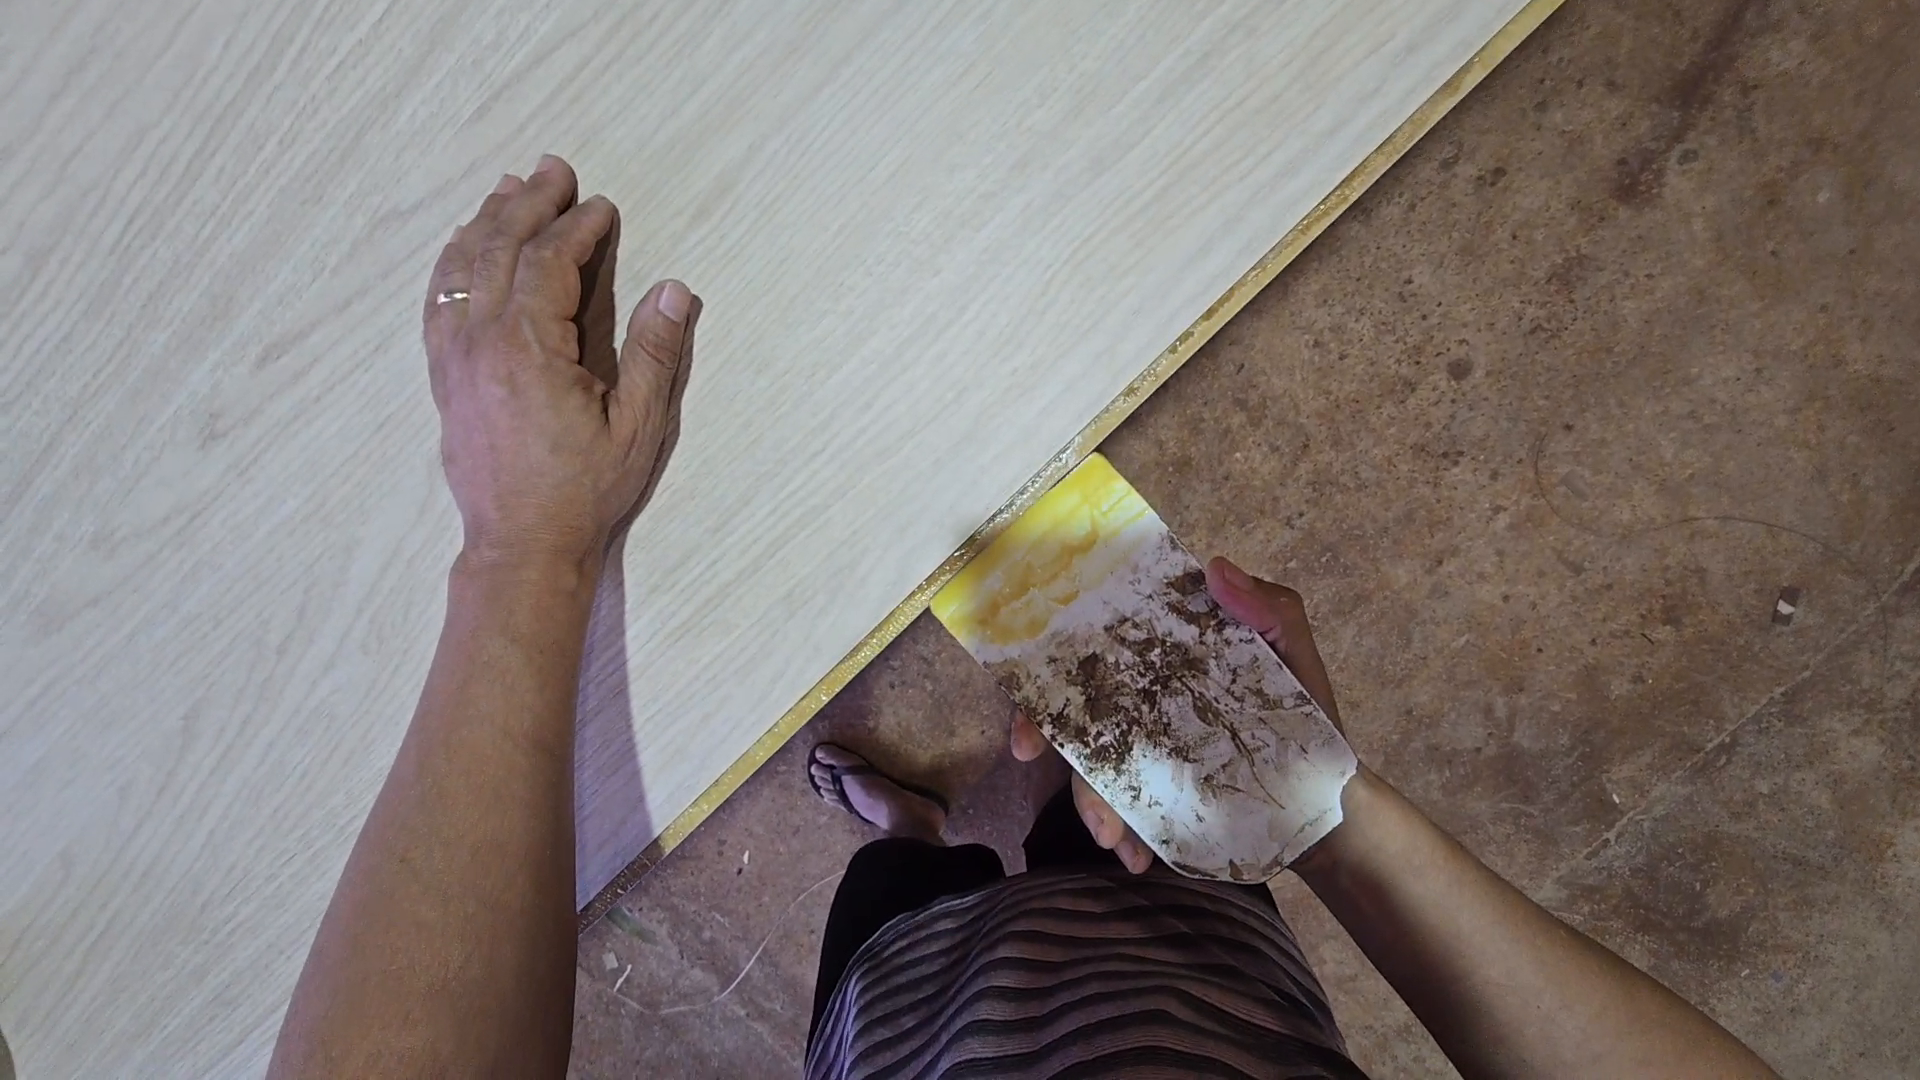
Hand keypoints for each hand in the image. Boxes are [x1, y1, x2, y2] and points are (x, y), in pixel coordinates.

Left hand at [424, 154, 699, 570]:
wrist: (522, 542)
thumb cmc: (586, 489)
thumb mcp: (639, 427)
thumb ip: (655, 355)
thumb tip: (674, 291)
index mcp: (529, 349)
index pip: (549, 263)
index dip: (577, 229)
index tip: (601, 207)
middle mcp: (480, 341)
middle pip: (499, 249)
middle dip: (529, 204)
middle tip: (553, 170)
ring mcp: (453, 357)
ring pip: (462, 267)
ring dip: (487, 221)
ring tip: (509, 189)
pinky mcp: (443, 375)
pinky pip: (439, 299)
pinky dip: (454, 261)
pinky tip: (464, 248)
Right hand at [1010, 555, 1344, 873]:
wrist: (1323, 799)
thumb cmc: (1303, 711)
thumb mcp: (1293, 651)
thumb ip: (1268, 609)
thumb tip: (1216, 567)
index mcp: (1158, 655)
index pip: (1093, 645)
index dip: (1050, 661)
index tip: (1033, 690)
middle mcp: (1135, 698)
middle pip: (1071, 706)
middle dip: (1042, 732)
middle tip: (1028, 754)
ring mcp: (1141, 749)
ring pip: (1088, 764)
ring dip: (1088, 799)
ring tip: (1112, 837)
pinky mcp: (1152, 793)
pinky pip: (1120, 810)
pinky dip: (1122, 833)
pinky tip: (1138, 855)